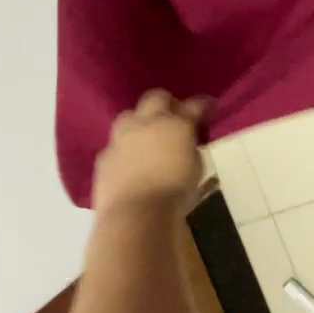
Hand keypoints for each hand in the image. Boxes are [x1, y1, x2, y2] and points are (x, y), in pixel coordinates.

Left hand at [91, 90, 211, 218]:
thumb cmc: (176, 191)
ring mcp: (122, 139)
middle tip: (174, 119)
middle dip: (167, 104)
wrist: (135, 215)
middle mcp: (148, 123)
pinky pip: (115, 145)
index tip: (209, 110)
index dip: (203, 106)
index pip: (195, 104)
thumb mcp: (196, 166)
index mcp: (176, 124)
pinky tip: (130, 163)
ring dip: (140, 122)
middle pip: (156, 97)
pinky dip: (124, 149)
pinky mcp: (104, 157)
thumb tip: (183, 144)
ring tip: (147, 138)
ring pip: (129, 116)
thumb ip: (189, 147)